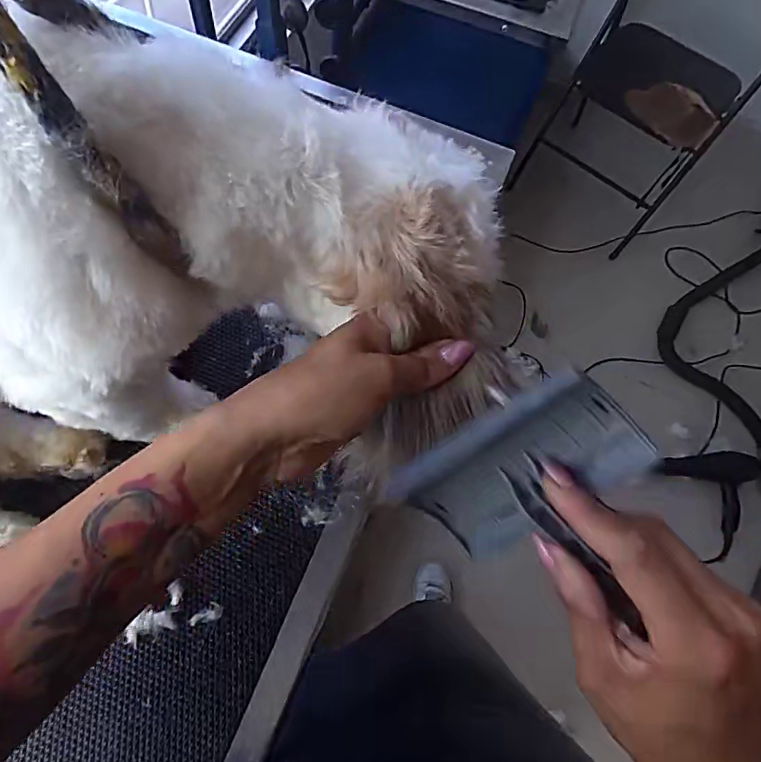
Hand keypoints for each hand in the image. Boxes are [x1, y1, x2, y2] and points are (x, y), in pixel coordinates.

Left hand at [216, 314, 472, 481]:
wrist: (271, 439)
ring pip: (402, 382)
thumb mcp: (377, 375)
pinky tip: (442, 414)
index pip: (417, 323)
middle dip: (443, 362)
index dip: (448, 330)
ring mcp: (359, 385)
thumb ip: (419, 365)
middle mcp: (365, 353)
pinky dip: (411, 410)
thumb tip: (465, 347)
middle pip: (411, 353)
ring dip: (429, 388)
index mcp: (368, 330)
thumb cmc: (323, 395)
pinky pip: (391, 407)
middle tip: (490, 373)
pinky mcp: (354, 415)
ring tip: (477, 393)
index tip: (487, 340)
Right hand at [534, 466, 760, 761]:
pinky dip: (645, 553)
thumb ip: (581, 607)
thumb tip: (551, 548)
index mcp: (694, 642)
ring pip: (672, 543)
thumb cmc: (658, 739)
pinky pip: (685, 561)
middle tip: (557, 494)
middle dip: (602, 513)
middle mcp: (732, 613)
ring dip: (621, 531)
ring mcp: (747, 606)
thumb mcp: (602, 679)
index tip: (555, 480)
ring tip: (579, 527)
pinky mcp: (749, 604)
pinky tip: (617, 561)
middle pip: (657, 538)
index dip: (591, 513)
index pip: (637, 556)